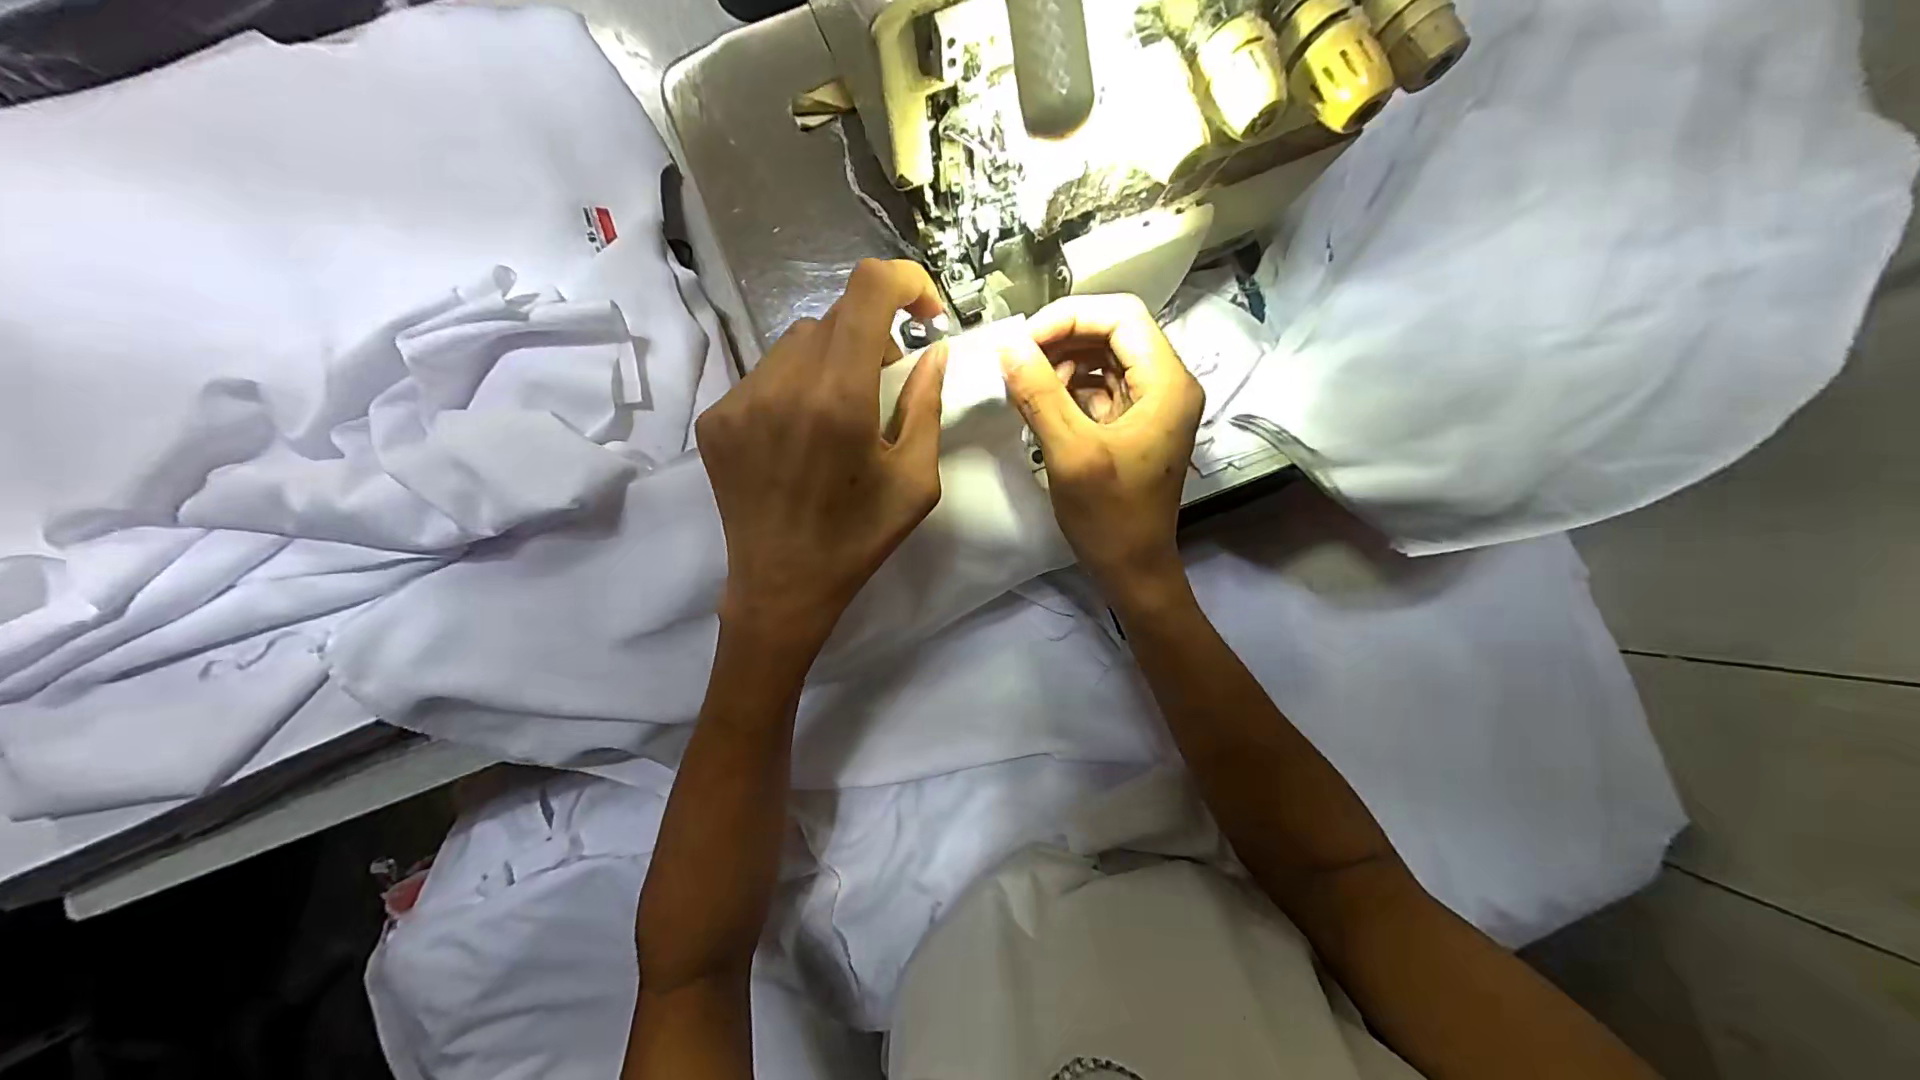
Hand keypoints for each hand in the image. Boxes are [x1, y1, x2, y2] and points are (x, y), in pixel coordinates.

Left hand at [697, 259, 947, 649]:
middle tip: (884, 383)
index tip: (924, 312)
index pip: (867, 290)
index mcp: (839, 399)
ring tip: (839, 413)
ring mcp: (740, 399)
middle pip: (835, 317)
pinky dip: (794, 385)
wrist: (780, 587)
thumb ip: (926, 405)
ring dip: (830, 359)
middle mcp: (783, 384)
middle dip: (871, 336)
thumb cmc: (858, 539)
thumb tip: (933, 351)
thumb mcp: (916, 481)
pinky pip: (765, 373)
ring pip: (797, 342)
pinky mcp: (716, 417)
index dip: (904, 282)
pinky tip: (800, 434)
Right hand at [1000, 294, 1202, 596]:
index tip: (1024, 342)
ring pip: (1104, 357)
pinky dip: (1069, 387)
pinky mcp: (1135, 423)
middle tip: (1019, 361)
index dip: (1069, 316)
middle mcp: (1167, 384)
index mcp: (1167, 383)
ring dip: (1063, 362)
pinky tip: (1042, 403)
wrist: (1133, 568)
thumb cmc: (1110, 518)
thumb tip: (1008, 347)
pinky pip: (1101, 386)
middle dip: (1062, 338)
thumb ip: (1039, 394)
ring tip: (1028, 385)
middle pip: (1113, 331)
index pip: (1121, 316)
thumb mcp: (1070, 453)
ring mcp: (1152, 404)